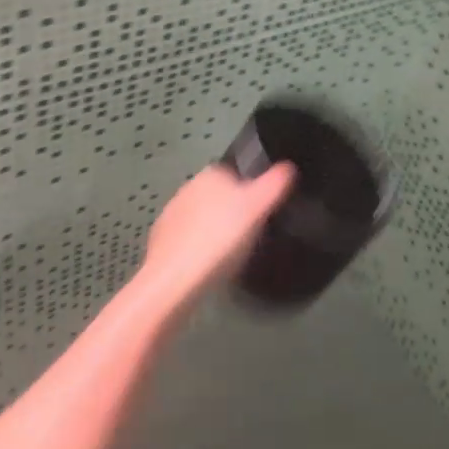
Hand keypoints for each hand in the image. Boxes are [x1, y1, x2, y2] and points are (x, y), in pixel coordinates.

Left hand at [140, 163, 294, 301]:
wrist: (175, 281)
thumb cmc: (219, 240)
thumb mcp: (258, 208)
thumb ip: (275, 184)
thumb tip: (288, 167)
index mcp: (211, 173)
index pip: (236, 175)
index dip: (250, 194)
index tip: (259, 214)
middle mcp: (188, 188)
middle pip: (218, 197)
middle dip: (232, 213)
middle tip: (247, 236)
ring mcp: (171, 215)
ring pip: (202, 219)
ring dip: (214, 232)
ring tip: (229, 255)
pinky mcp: (160, 242)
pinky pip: (187, 241)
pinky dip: (198, 251)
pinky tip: (208, 267)